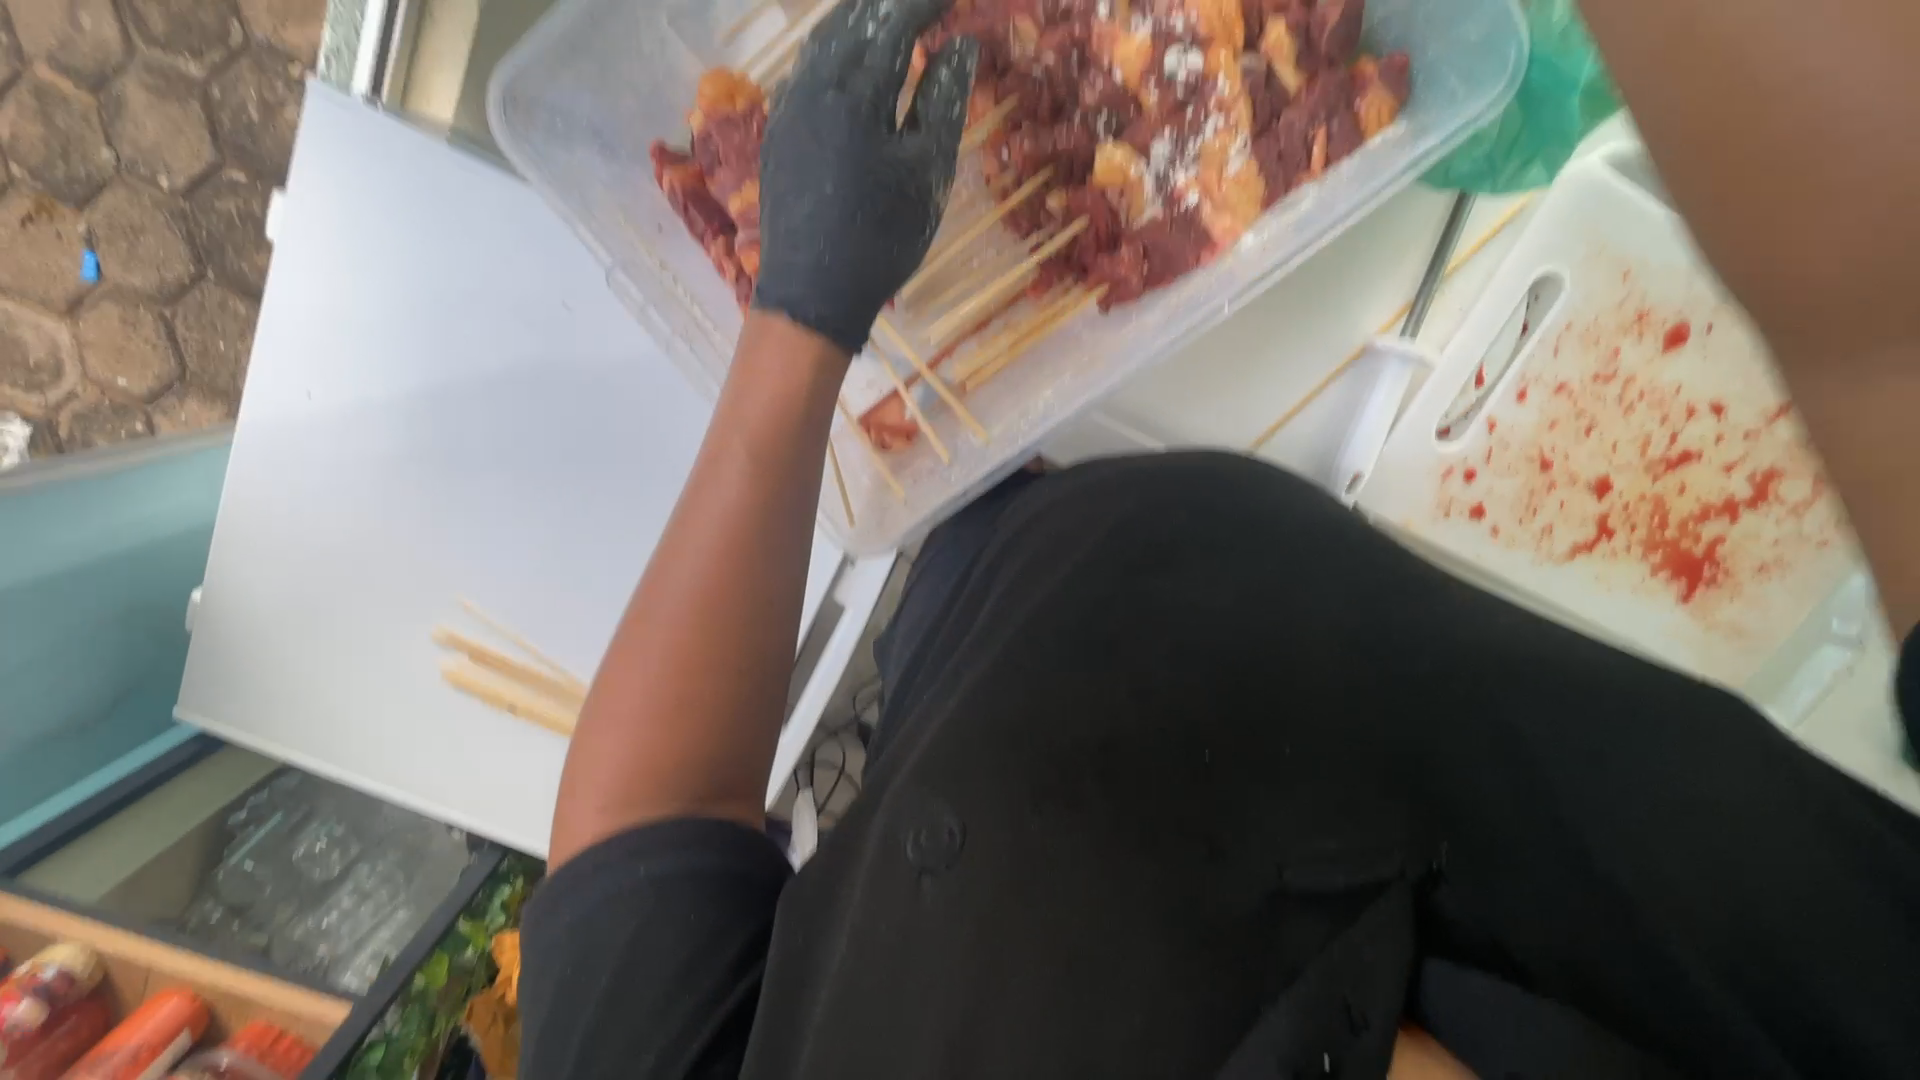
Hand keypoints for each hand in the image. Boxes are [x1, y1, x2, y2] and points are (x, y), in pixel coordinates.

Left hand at [752, 0, 978, 354]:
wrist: (814, 291)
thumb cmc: (882, 238)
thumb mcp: (927, 173)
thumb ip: (943, 103)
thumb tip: (959, 47)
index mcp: (856, 92)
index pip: (894, 25)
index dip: (925, 6)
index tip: (952, 1)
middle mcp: (814, 86)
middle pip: (852, 23)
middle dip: (888, 7)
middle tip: (921, 7)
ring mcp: (788, 109)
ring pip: (822, 45)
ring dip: (856, 25)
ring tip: (887, 22)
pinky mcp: (777, 134)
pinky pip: (805, 73)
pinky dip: (831, 55)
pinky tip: (847, 65)